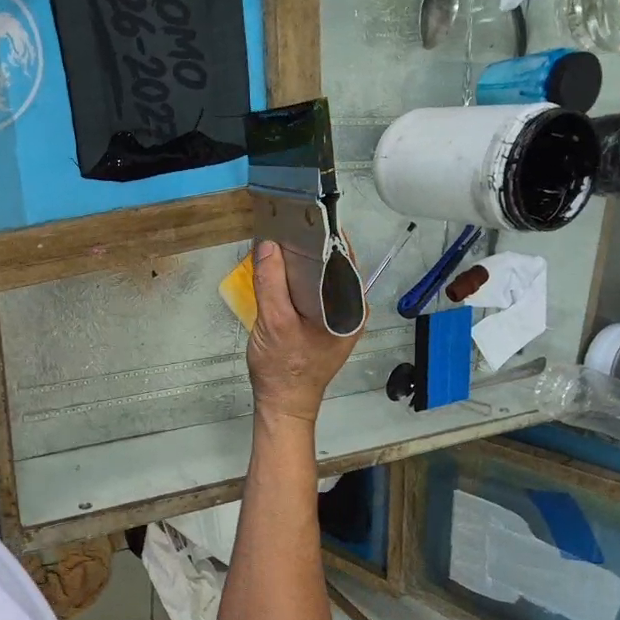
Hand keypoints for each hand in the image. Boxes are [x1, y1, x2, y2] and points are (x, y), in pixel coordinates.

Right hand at [247, 241, 360, 425]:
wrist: (282, 405)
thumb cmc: (284, 370)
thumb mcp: (274, 323)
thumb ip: (272, 283)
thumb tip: (268, 244)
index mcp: (351, 308)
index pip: (343, 259)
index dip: (324, 236)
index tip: (303, 215)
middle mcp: (349, 309)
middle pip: (330, 266)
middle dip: (308, 246)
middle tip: (285, 224)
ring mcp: (334, 316)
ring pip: (318, 278)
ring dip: (299, 261)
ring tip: (279, 241)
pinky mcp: (319, 323)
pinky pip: (310, 292)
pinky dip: (294, 279)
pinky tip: (277, 270)